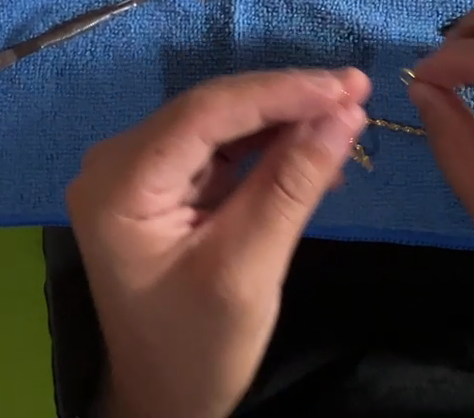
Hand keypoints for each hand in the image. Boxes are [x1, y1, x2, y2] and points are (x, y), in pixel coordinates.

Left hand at [67, 68, 370, 417]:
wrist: (164, 403)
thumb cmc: (198, 349)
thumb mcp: (248, 271)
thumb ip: (292, 185)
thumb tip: (344, 114)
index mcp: (119, 182)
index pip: (205, 113)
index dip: (279, 92)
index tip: (345, 86)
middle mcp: (117, 159)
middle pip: (212, 110)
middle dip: (287, 99)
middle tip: (355, 88)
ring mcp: (138, 167)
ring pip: (222, 121)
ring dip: (284, 117)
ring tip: (346, 110)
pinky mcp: (162, 179)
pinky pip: (221, 146)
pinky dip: (268, 145)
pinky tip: (314, 147)